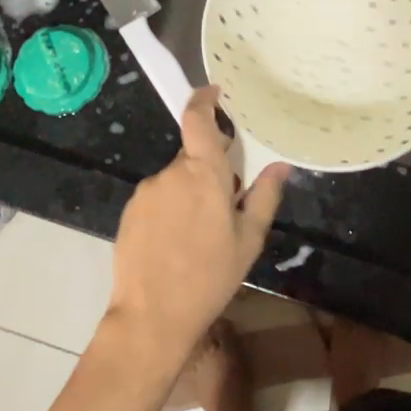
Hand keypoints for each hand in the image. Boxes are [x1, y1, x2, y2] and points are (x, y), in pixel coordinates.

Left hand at [105, 86, 290, 355]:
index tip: (215, 93)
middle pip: (192, 156)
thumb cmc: (209, 277)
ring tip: (198, 235)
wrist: (151, 317)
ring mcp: (147, 192)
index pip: (199, 120)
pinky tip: (175, 244)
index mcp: (205, 174)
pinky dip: (169, 210)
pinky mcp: (130, 211)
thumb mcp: (248, 240)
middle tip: (224, 204)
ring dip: (188, 193)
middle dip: (208, 170)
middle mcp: (172, 173)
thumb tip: (280, 165)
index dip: (205, 100)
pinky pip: (156, 199)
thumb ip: (264, 197)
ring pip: (174, 180)